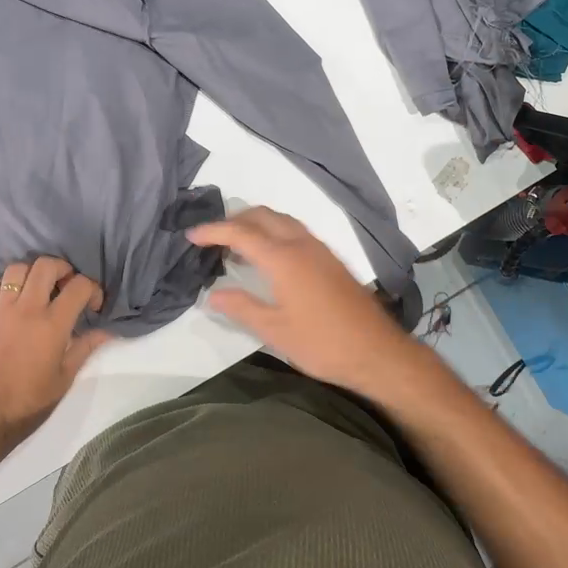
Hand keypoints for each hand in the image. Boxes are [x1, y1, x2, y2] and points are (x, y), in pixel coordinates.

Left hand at [0, 257, 111, 449]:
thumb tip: (107, 331)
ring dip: (31, 274)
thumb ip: (85, 348)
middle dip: (62, 269)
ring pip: (16, 269)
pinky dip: (2, 287)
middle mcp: (27, 310)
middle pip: (46, 265)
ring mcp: (1, 312)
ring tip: (37, 290)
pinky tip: (9, 302)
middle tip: (65, 286)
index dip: (93, 289)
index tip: (93, 305)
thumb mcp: (65, 378)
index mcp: (53, 324)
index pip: (79, 286)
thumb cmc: (30, 402)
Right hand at [191, 207, 426, 398]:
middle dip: (233, 220)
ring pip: (281, 220)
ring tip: (236, 245)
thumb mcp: (275, 331)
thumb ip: (242, 308)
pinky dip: (274, 231)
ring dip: (255, 224)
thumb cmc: (322, 344)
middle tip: (211, 238)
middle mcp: (301, 244)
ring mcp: (319, 249)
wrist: (377, 351)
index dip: (212, 231)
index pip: (240, 233)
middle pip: (261, 216)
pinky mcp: (330, 259)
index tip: (190, 236)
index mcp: (283, 258)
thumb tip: (213, 295)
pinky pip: (295, 230)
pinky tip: (269, 256)